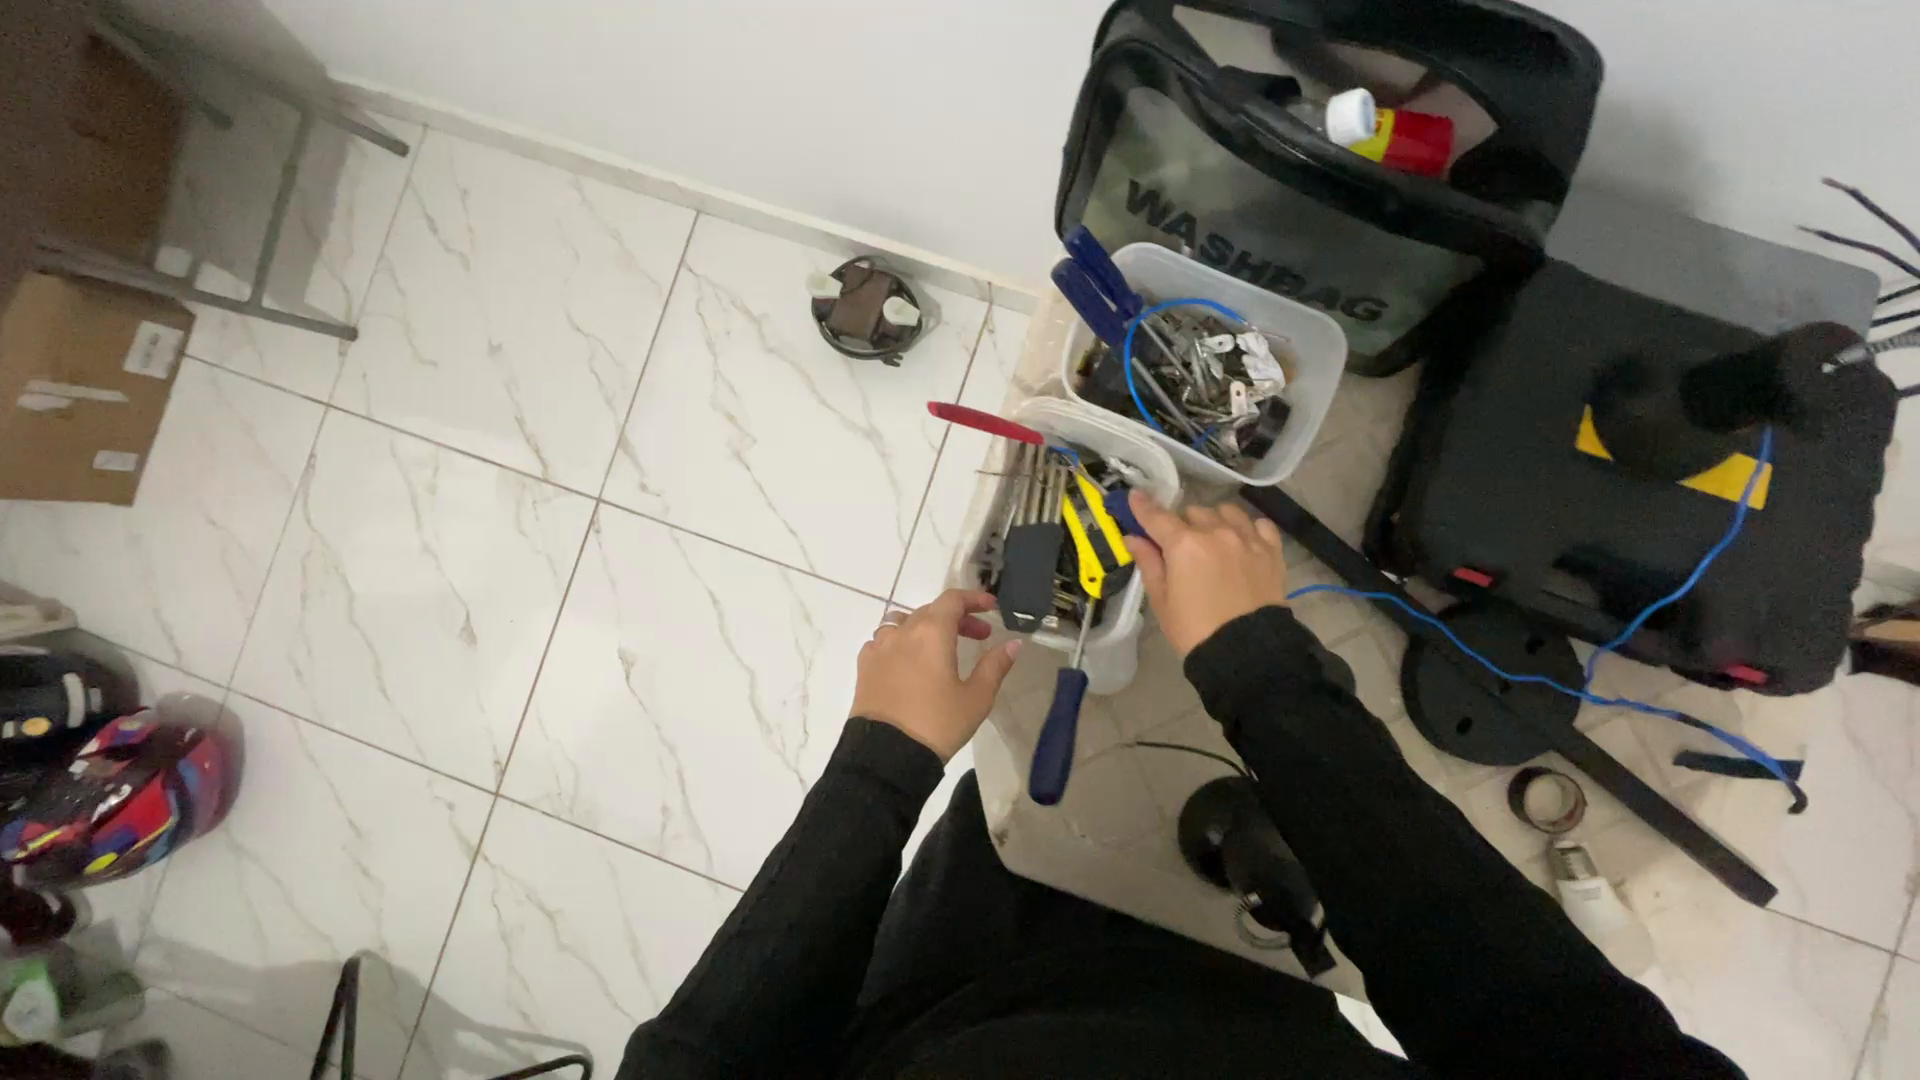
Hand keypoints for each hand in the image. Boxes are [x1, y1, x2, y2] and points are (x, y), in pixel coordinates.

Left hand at [851, 589, 1021, 761]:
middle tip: (978, 637)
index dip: (974, 599)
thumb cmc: (938, 723)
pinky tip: (909, 663)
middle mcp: (902, 632)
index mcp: (931, 632)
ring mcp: (879, 647)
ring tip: (940, 649)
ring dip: (926, 628)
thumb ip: (995, 665)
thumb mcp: (976, 697)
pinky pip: (883, 642)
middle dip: (957, 618)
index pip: (952, 600)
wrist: (887, 754)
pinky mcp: (864, 666)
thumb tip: (1013, 644)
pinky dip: (901, 643)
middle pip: (931, 611)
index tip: (991, 609)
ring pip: (904, 623)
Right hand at [1125, 491, 1288, 656]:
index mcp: (1184, 544)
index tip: (1134, 496)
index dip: (1143, 506)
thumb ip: (1148, 563)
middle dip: (1181, 524)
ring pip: (1226, 512)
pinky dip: (1248, 528)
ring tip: (1212, 539)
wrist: (1246, 652)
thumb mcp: (1162, 600)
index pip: (1157, 517)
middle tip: (1178, 545)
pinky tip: (1242, 541)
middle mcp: (1216, 532)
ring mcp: (1247, 539)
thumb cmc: (1194, 629)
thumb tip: (1133, 538)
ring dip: (1214, 520)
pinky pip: (1259, 525)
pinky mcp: (1271, 551)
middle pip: (1192, 513)